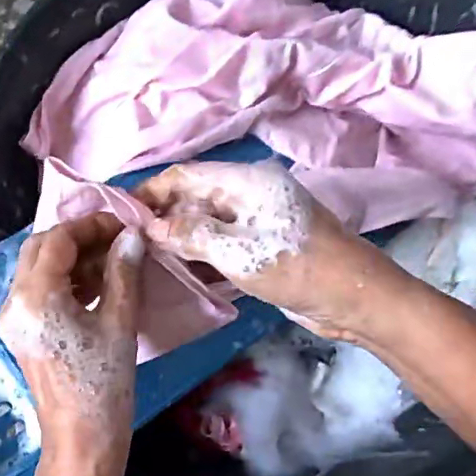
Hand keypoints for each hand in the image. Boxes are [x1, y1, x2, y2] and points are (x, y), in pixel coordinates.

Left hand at [0, 213, 144, 457]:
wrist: (80, 439)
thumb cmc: (103, 385)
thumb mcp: (118, 324)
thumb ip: (122, 273)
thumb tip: (131, 236)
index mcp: (35, 297)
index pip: (57, 239)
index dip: (91, 226)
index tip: (124, 226)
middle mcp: (14, 302)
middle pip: (40, 249)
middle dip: (78, 238)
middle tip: (117, 241)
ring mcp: (13, 319)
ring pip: (37, 269)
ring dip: (71, 259)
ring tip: (112, 262)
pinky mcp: (21, 333)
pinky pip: (38, 293)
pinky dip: (64, 281)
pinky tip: (96, 286)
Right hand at [134, 160, 419, 344]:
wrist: (356, 300)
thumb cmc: (298, 268)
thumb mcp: (238, 252)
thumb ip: (192, 235)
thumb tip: (150, 225)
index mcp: (245, 182)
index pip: (185, 175)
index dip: (150, 191)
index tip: (119, 214)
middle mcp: (247, 195)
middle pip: (192, 197)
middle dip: (160, 216)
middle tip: (126, 242)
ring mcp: (254, 221)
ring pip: (202, 223)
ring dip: (176, 238)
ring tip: (143, 259)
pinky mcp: (258, 246)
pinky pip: (216, 244)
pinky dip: (195, 255)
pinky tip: (175, 272)